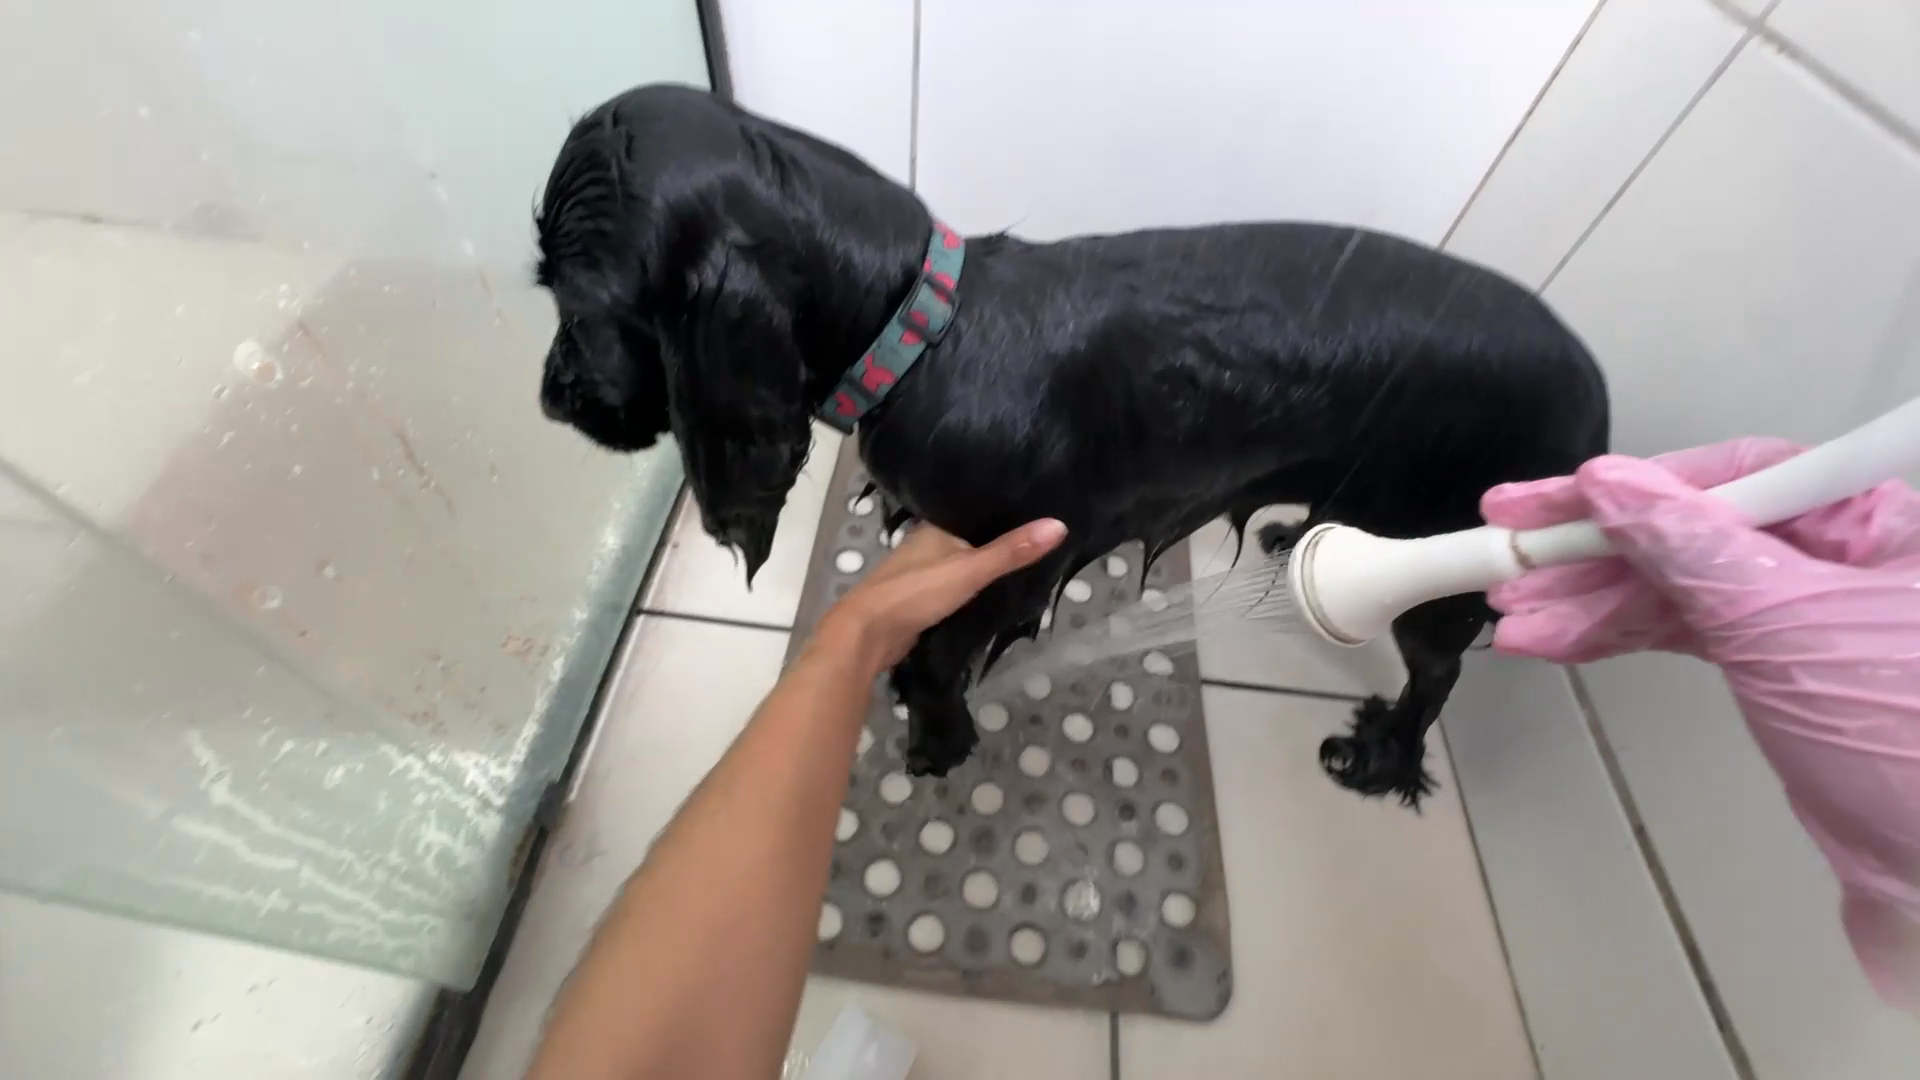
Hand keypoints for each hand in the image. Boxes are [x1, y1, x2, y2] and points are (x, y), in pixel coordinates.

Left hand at [812, 519, 1067, 673]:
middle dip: (999, 540)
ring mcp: (921, 571)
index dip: (1006, 509)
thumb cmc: (915, 593)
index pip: (977, 509)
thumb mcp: (970, 570)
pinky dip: (972, 589)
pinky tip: (994, 592)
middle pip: (970, 537)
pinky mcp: (920, 598)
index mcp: (936, 526)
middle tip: (1041, 540)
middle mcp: (927, 543)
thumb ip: (1012, 552)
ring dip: (984, 567)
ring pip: (962, 563)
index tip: (1041, 508)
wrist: (867, 635)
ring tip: (1027, 563)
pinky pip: (954, 587)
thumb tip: (1060, 525)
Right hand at [1482, 438, 1919, 662]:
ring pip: (1667, 585)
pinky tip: (1547, 644)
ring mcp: (1799, 609)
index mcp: (1879, 524)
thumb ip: (1690, 546)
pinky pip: (1674, 628)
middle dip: (1587, 556)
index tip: (1539, 505)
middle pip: (1685, 532)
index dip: (1628, 487)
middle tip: (1502, 561)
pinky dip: (1608, 636)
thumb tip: (1603, 478)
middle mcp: (1839, 554)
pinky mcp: (1768, 658)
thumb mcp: (1788, 626)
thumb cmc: (1907, 737)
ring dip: (1582, 604)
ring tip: (1510, 620)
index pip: (1733, 476)